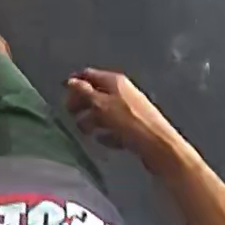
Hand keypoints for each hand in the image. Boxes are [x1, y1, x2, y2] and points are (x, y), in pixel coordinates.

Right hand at [65, 69, 192, 175]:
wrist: (162, 149)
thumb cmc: (129, 122)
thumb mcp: (102, 105)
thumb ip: (85, 92)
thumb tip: (71, 81)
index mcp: (115, 81)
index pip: (89, 75)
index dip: (75, 82)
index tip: (63, 93)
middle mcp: (123, 92)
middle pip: (96, 93)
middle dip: (81, 102)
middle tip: (69, 114)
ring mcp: (131, 110)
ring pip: (105, 111)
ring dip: (92, 119)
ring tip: (83, 131)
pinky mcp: (136, 128)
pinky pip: (116, 127)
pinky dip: (106, 132)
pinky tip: (101, 140)